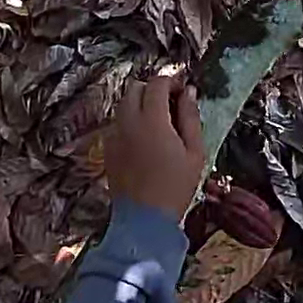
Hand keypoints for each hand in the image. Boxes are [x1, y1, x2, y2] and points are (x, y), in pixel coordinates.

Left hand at [108, 75, 205, 218]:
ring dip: (140, 103)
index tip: (183, 91)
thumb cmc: (176, 186)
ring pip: (124, 104)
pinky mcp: (107, 148)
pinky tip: (145, 138)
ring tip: (159, 121)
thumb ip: (191, 117)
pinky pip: (118, 122)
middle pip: (135, 88)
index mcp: (152, 120)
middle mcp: (128, 121)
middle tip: (171, 104)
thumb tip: (189, 92)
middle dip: (153, 89)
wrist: (144, 221)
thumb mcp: (195, 151)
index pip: (157, 84)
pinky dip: (131, 120)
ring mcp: (114, 134)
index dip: (172, 81)